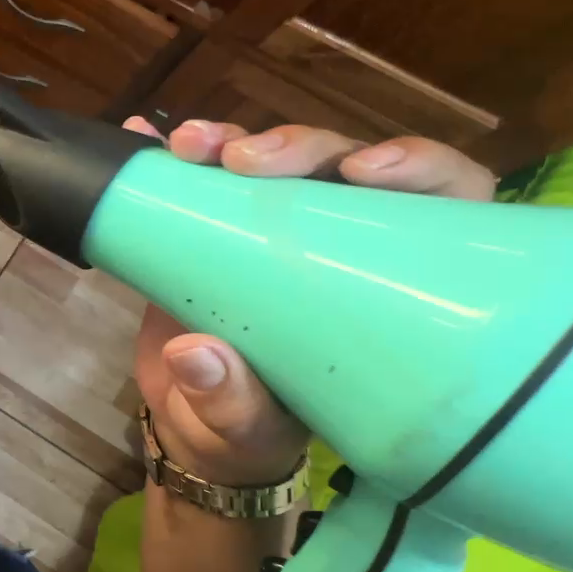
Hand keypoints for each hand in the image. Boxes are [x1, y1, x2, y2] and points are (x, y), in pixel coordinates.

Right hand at [123, 119, 496, 486]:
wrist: (183, 427)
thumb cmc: (238, 435)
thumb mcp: (243, 431)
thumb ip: (231, 403)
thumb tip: (196, 353)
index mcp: (382, 291)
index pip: (435, 208)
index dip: (418, 169)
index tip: (362, 171)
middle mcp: (333, 248)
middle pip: (338, 167)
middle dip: (296, 148)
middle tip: (239, 161)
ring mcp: (263, 237)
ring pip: (262, 166)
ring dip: (225, 143)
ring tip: (182, 145)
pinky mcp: (204, 236)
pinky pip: (188, 186)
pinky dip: (161, 159)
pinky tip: (137, 136)